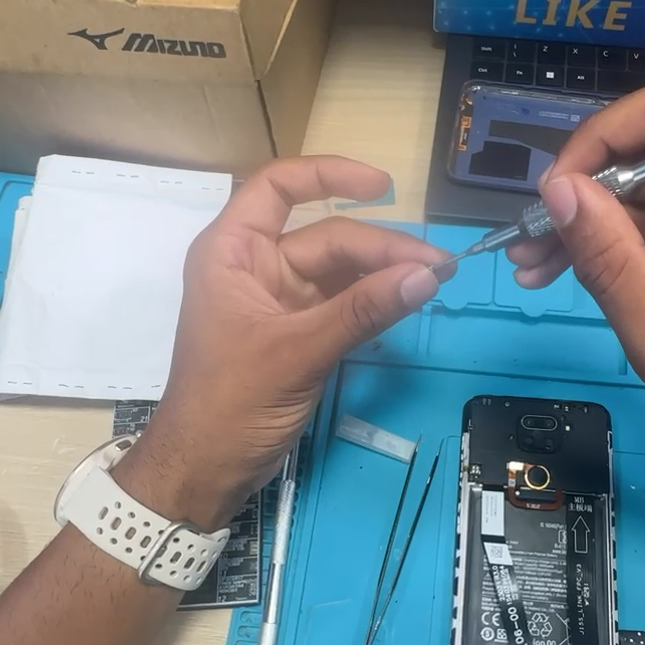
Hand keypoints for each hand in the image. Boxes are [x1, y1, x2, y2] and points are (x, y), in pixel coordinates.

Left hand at [113, 157, 446, 528]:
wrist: (206, 469)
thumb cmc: (231, 404)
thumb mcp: (297, 351)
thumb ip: (362, 311)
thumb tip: (426, 275)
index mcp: (233, 252)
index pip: (279, 187)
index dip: (330, 175)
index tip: (385, 186)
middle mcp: (256, 267)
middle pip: (326, 236)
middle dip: (382, 248)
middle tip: (438, 267)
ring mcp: (279, 302)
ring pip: (340, 272)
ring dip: (385, 275)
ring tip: (435, 280)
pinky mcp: (297, 333)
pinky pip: (342, 305)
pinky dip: (373, 302)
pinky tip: (407, 301)